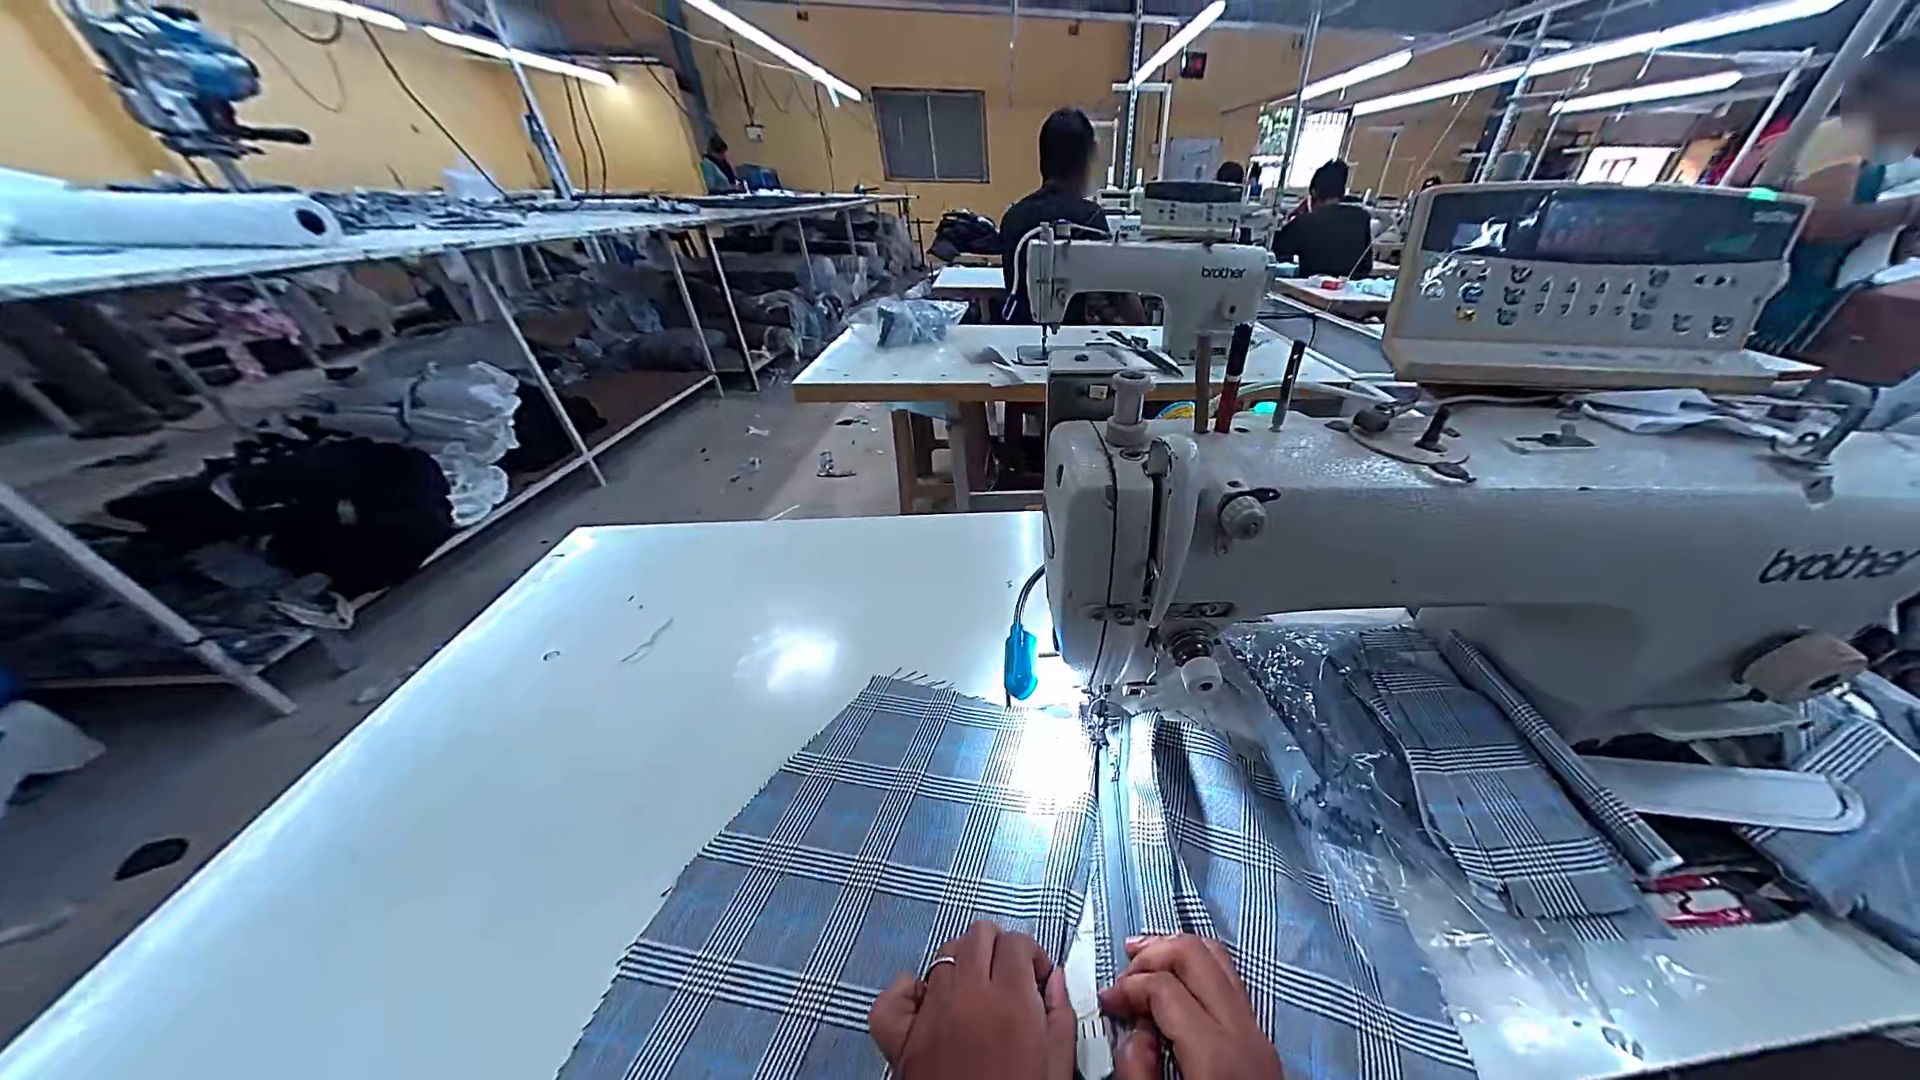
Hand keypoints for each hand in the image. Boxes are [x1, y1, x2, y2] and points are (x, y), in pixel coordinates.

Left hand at [868, 920, 1074, 1079]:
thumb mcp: (1057, 1069)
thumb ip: (1060, 1019)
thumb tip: (1056, 984)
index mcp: (1010, 1003)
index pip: (1017, 942)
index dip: (1031, 954)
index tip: (1036, 975)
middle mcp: (968, 998)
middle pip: (979, 935)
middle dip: (998, 948)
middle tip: (1010, 975)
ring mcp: (932, 1015)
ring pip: (944, 955)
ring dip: (963, 963)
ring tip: (977, 991)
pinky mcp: (904, 1041)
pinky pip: (893, 998)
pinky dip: (908, 992)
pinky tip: (926, 1001)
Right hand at [1099, 934, 1283, 1079]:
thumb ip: (1138, 1070)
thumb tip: (1137, 1030)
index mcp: (1217, 1055)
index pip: (1163, 986)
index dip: (1128, 987)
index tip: (1107, 1003)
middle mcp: (1243, 1032)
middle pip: (1192, 954)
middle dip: (1151, 954)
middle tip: (1124, 977)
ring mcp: (1258, 1033)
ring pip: (1215, 955)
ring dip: (1174, 950)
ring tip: (1142, 959)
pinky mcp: (1262, 1039)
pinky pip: (1228, 976)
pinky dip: (1196, 964)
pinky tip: (1174, 977)